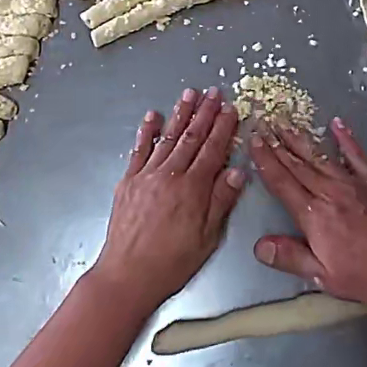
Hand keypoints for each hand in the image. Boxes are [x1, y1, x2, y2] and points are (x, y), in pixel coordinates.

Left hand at [88, 88, 247, 311]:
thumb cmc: (172, 262)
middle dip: (204, 113)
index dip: (223, 128)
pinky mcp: (128, 179)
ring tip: (189, 93)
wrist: (128, 274)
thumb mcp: (207, 238)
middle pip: (191, 137)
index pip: (212, 150)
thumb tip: (238, 171)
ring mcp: (147, 174)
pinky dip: (147, 131)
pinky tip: (153, 115)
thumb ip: (221, 201)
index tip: (231, 109)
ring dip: (180, 113)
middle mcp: (169, 174)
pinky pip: (139, 149)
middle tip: (214, 92)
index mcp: (192, 188)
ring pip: (168, 137)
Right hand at [249, 117, 366, 311]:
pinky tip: (336, 123)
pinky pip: (354, 155)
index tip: (253, 141)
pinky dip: (345, 138)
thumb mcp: (326, 277)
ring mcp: (351, 183)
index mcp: (313, 215)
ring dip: (299, 139)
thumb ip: (291, 258)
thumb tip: (258, 245)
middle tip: (262, 123)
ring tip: (284, 122)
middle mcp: (328, 192)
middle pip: (296, 164)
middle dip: (276, 144)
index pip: (281, 183)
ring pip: (318, 156)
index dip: (265, 161)